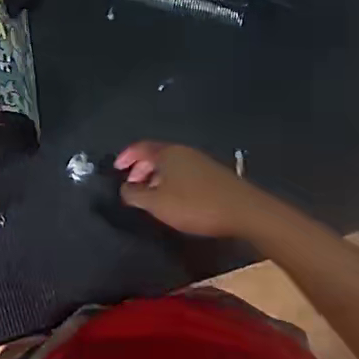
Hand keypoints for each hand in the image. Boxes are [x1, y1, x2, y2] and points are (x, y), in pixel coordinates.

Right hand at [114, 141, 292, 241]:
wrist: (242, 210)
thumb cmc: (194, 204)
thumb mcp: (157, 204)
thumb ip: (135, 195)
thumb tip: (123, 188)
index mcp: (167, 153)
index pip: (140, 147)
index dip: (125, 157)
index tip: (116, 170)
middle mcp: (183, 151)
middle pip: (155, 154)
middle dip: (140, 168)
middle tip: (131, 185)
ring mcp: (200, 162)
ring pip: (170, 164)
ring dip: (156, 177)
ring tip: (150, 195)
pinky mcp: (212, 174)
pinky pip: (183, 172)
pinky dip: (171, 181)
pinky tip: (174, 199)